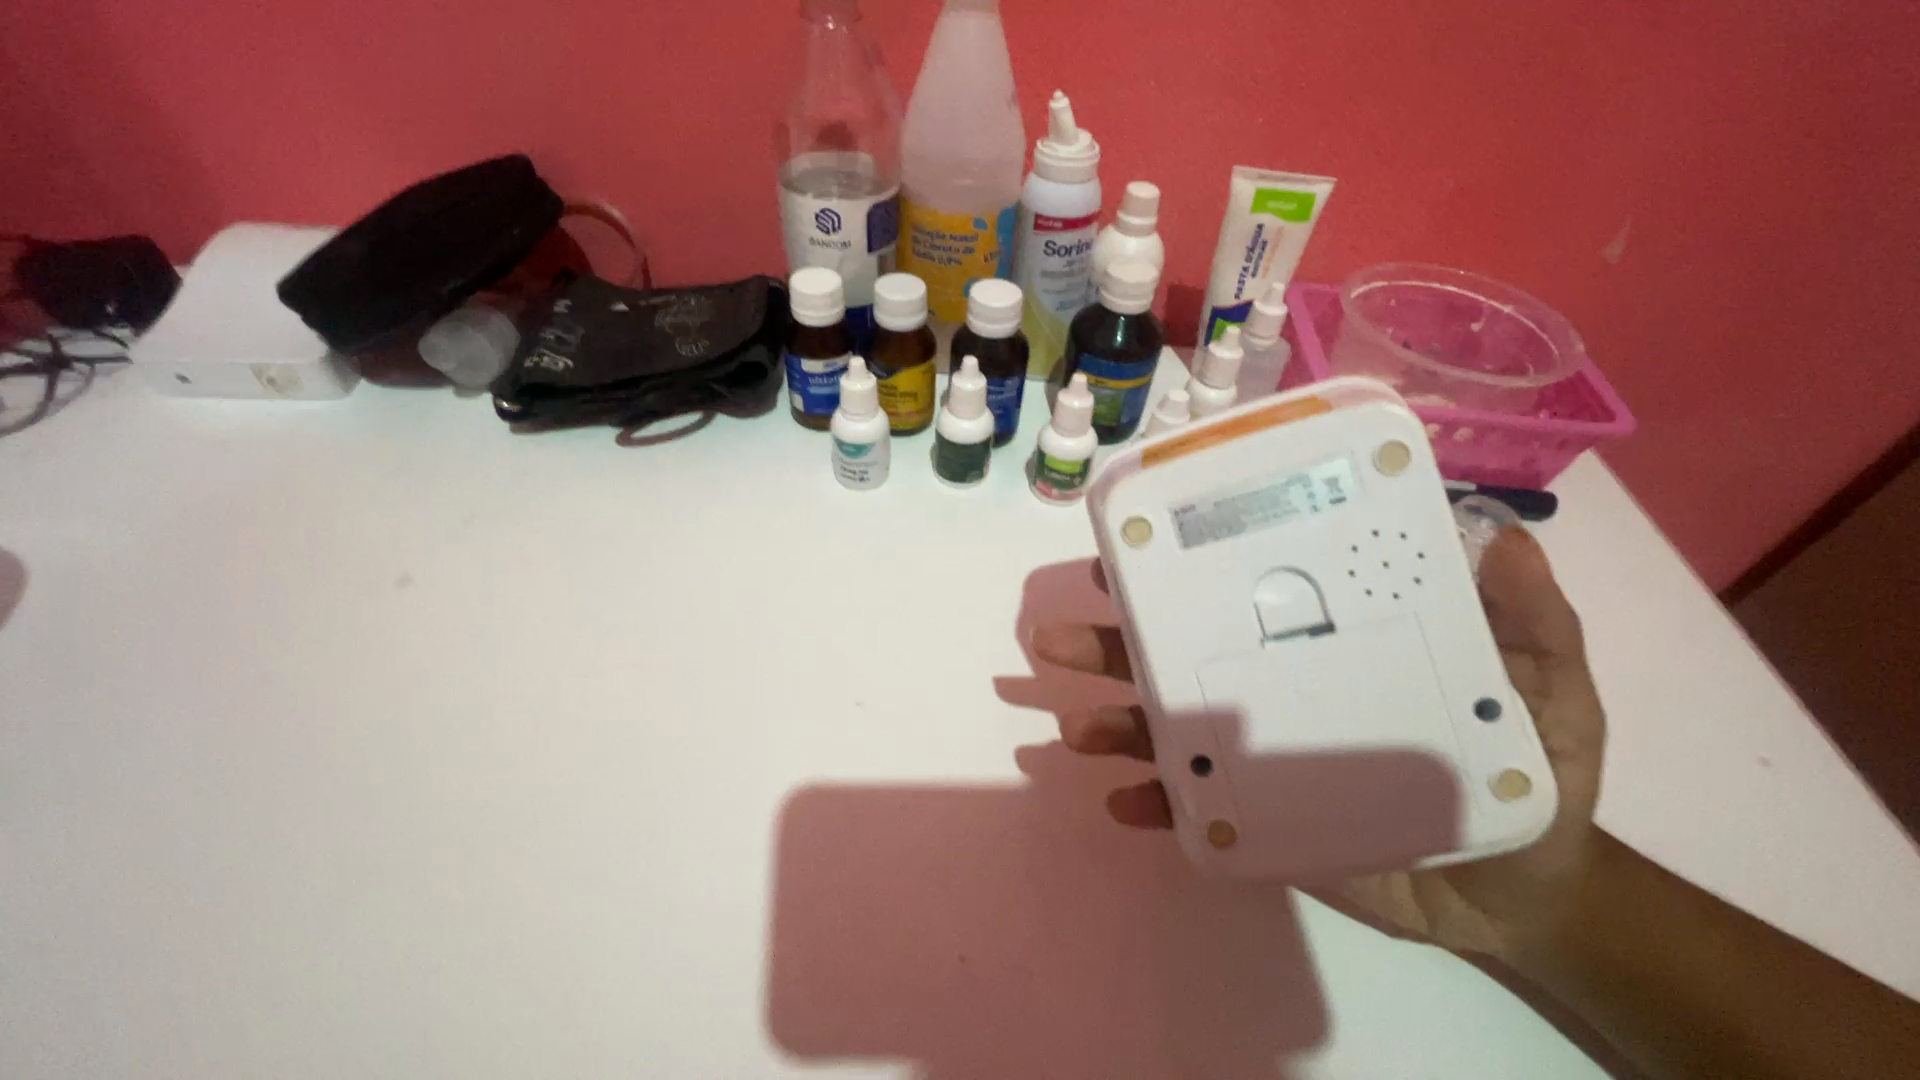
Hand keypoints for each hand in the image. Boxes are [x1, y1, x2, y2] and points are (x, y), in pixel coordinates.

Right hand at [1030, 529, 1606, 960]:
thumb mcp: (1550, 691)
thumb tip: (1509, 536)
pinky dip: (1154, 804)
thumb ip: (1533, 624)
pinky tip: (1124, 802)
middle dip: (1108, 646)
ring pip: (1170, 729)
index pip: (1243, 595)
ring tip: (1078, 729)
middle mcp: (1276, 689)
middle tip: (1054, 637)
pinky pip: (1195, 811)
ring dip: (1113, 723)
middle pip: (1180, 657)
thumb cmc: (1530, 774)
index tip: (1128, 554)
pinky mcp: (1261, 820)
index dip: (1182, 571)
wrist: (1520, 895)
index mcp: (1322, 645)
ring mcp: (1262, 757)